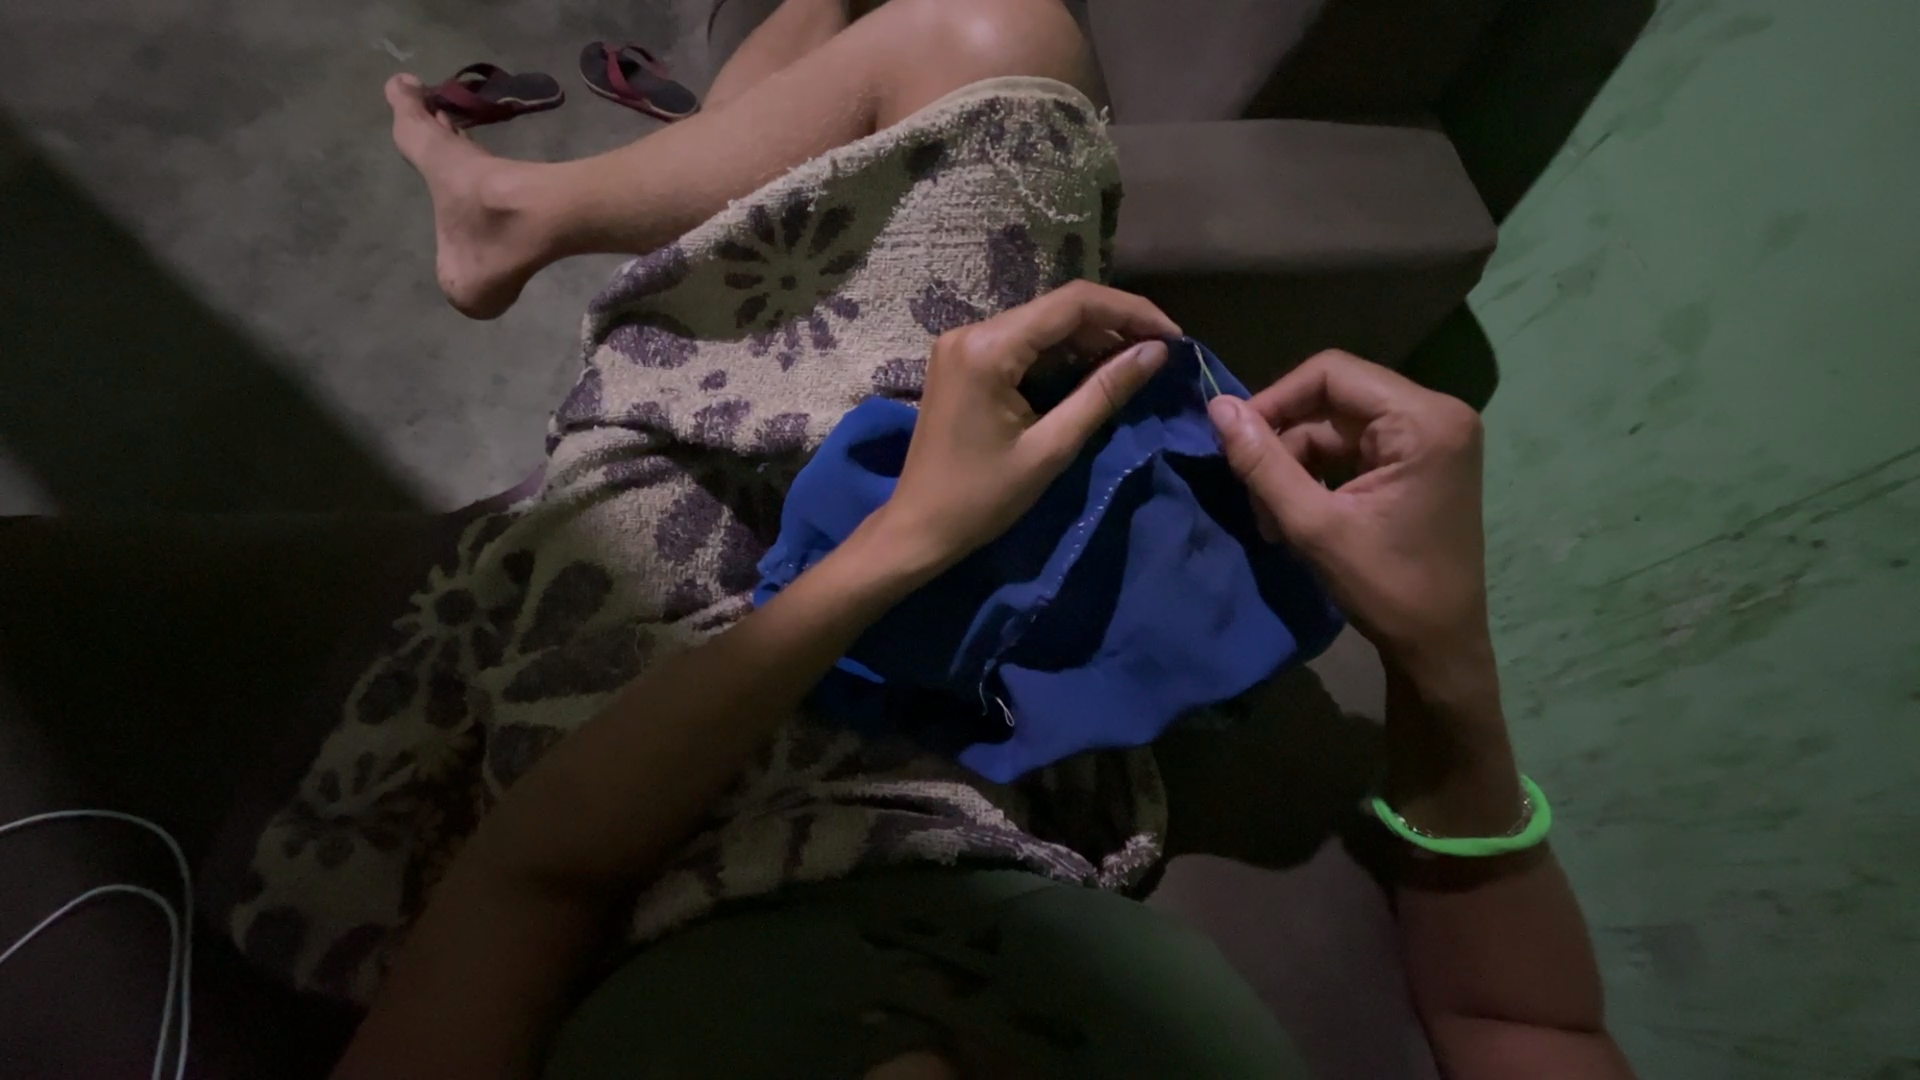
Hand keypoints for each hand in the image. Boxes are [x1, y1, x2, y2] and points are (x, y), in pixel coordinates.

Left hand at [875, 281, 1179, 570]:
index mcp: (988, 348)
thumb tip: (1156, 352)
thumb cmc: (982, 498)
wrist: (920, 527)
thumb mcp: (1051, 448)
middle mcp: (970, 331)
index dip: (1130, 312)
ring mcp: (962, 345)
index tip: (1173, 336)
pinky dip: (1058, 356)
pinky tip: (1090, 373)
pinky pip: (1020, 344)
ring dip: (1088, 340)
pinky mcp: (961, 362)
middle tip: (1158, 354)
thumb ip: (1103, 393)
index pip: (1073, 303)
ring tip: (1133, 364)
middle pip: (1056, 309)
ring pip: (1040, 326)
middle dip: (1112, 326)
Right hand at [1208, 350, 1492, 686]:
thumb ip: (1262, 463)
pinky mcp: (1414, 464)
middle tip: (1253, 494)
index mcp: (1423, 420)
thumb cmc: (1384, 586)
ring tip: (1273, 518)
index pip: (1331, 374)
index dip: (1274, 400)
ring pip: (1332, 428)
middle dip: (1282, 443)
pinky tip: (1294, 515)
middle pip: (1331, 401)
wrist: (1437, 644)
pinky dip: (1314, 477)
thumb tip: (1217, 408)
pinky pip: (1348, 450)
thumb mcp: (1312, 524)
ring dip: (1292, 467)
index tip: (1235, 441)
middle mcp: (1433, 416)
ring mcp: (1426, 440)